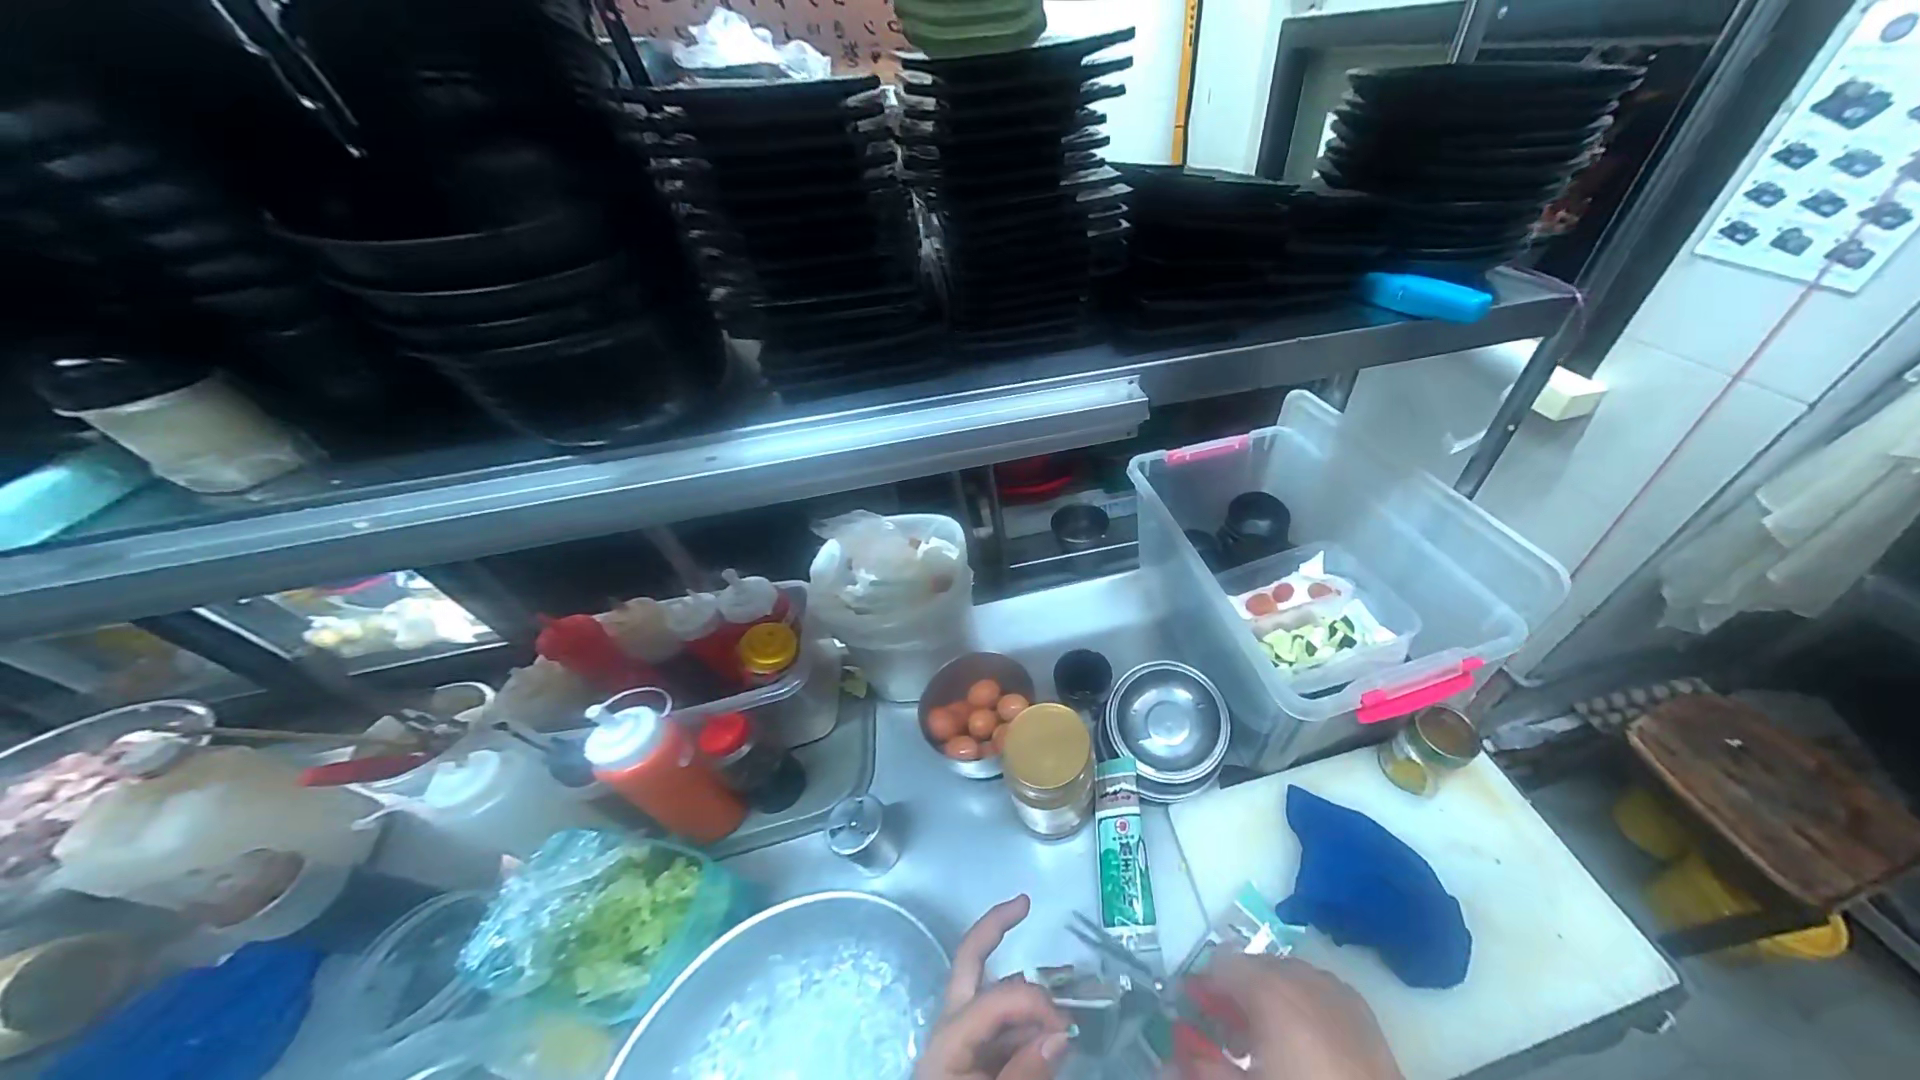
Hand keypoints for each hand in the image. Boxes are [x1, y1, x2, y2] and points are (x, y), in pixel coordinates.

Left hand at [915, 895, 1071, 1079]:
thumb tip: (1062, 1035)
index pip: (997, 998)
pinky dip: (1028, 1017)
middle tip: (1024, 902)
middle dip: (995, 926)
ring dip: (1027, 983)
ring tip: (1066, 976)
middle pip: (970, 960)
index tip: (1067, 1028)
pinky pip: (1000, 1024)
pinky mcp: (969, 1054)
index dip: (1036, 1003)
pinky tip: (1054, 1022)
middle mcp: (950, 1025)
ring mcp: (959, 1037)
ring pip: (993, 993)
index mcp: (950, 1034)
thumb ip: (1026, 1071)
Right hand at [1175, 955, 1401, 1079]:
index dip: (1202, 985)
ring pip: (1285, 977)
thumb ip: (1203, 1069)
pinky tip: (1298, 1046)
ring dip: (1265, 998)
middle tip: (1221, 1028)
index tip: (1192, 1010)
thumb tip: (1169, 1061)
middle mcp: (1301, 977)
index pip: (1221, 963)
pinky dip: (1298, 1008)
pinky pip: (1316, 993)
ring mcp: (1336, 992)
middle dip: (1233, 992)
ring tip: (1259, 1041)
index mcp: (1269, 989)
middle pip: (1253, 966)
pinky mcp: (1362, 1014)